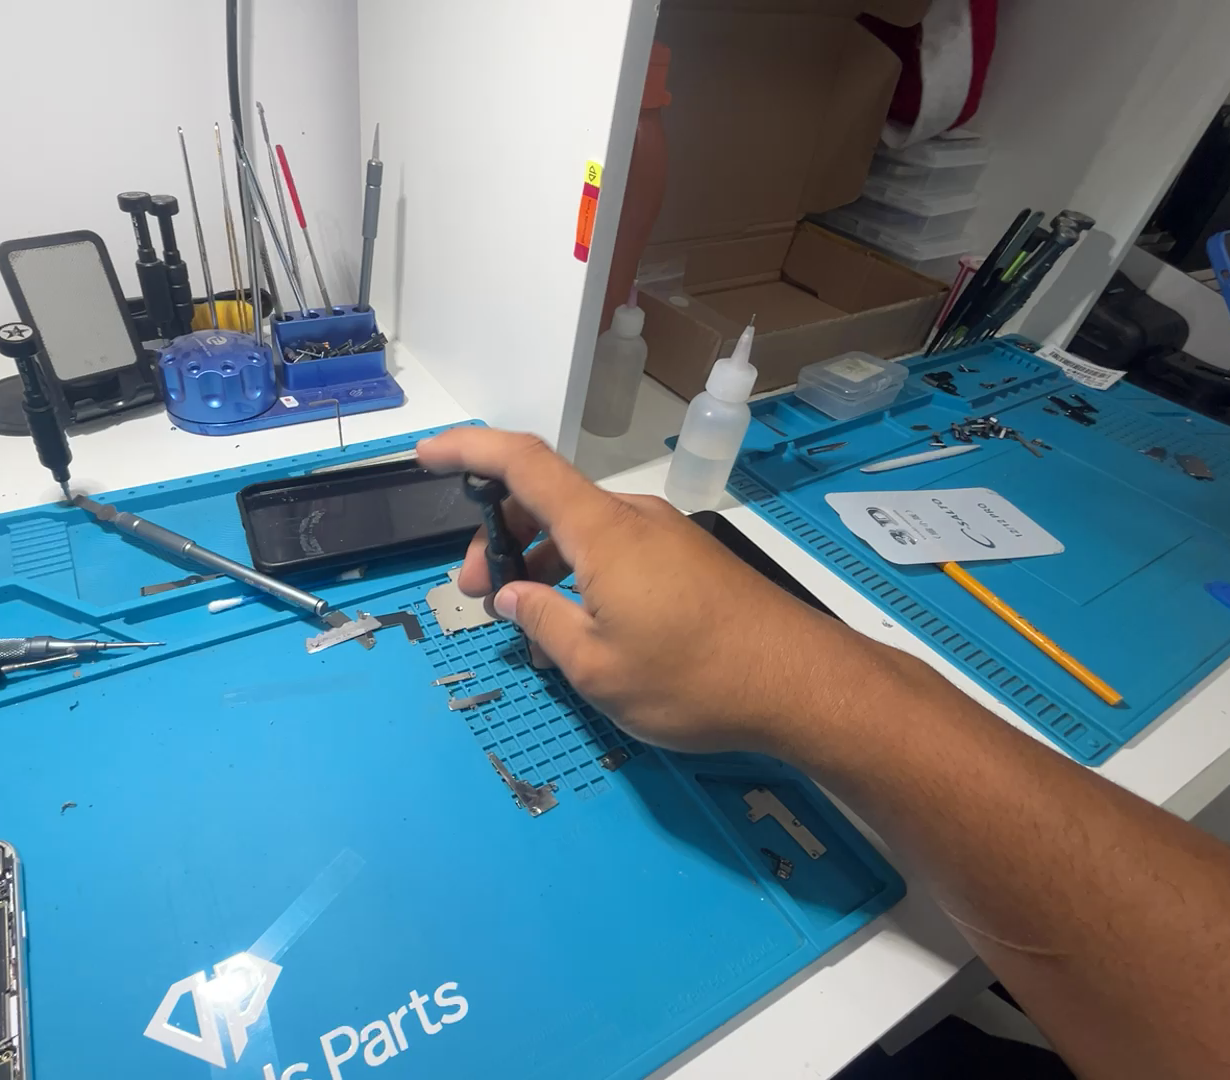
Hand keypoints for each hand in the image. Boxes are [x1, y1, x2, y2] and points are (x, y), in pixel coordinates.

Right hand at [418, 428, 906, 755]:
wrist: (804, 686)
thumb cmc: (693, 678)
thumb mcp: (597, 668)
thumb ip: (543, 623)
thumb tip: (511, 596)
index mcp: (601, 531)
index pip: (522, 463)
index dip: (468, 449)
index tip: (426, 454)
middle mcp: (631, 518)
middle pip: (546, 499)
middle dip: (498, 536)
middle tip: (475, 591)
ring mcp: (663, 536)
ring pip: (580, 529)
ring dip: (540, 560)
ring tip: (525, 619)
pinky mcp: (685, 559)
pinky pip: (614, 550)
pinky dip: (579, 573)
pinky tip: (578, 623)